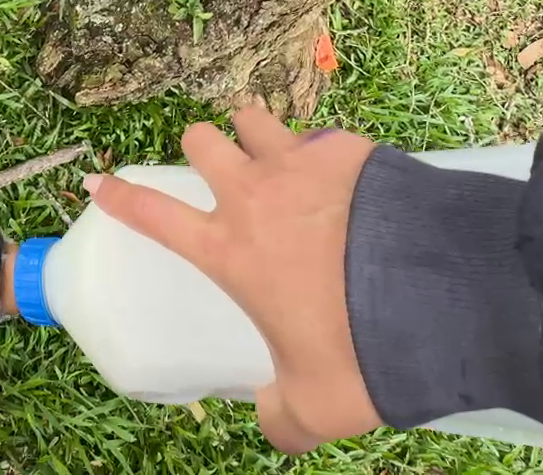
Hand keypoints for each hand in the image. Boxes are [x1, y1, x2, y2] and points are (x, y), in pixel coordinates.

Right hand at [84, 97, 381, 451]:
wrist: (446, 294)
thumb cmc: (365, 349)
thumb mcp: (320, 403)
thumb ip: (283, 416)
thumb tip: (272, 424)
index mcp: (230, 249)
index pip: (154, 215)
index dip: (120, 197)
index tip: (96, 181)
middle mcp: (251, 195)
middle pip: (200, 139)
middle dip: (205, 148)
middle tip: (227, 170)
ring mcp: (296, 162)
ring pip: (251, 118)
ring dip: (256, 133)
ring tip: (280, 156)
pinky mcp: (344, 148)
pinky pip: (319, 135)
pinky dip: (325, 152)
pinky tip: (353, 177)